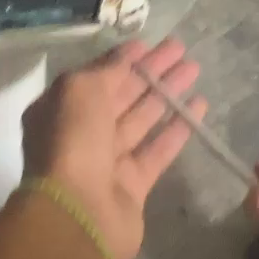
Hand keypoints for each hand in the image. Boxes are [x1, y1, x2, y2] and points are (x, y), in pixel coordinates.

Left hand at [23, 38, 205, 258]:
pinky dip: (177, 128)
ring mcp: (107, 160)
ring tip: (194, 69)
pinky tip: (199, 107)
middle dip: (150, 71)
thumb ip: (107, 70)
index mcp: (59, 108)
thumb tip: (127, 56)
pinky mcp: (133, 185)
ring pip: (141, 119)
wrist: (78, 215)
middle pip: (120, 94)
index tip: (148, 43)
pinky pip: (157, 150)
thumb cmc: (72, 141)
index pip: (95, 76)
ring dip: (167, 94)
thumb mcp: (80, 90)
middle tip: (181, 48)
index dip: (121, 59)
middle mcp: (80, 132)